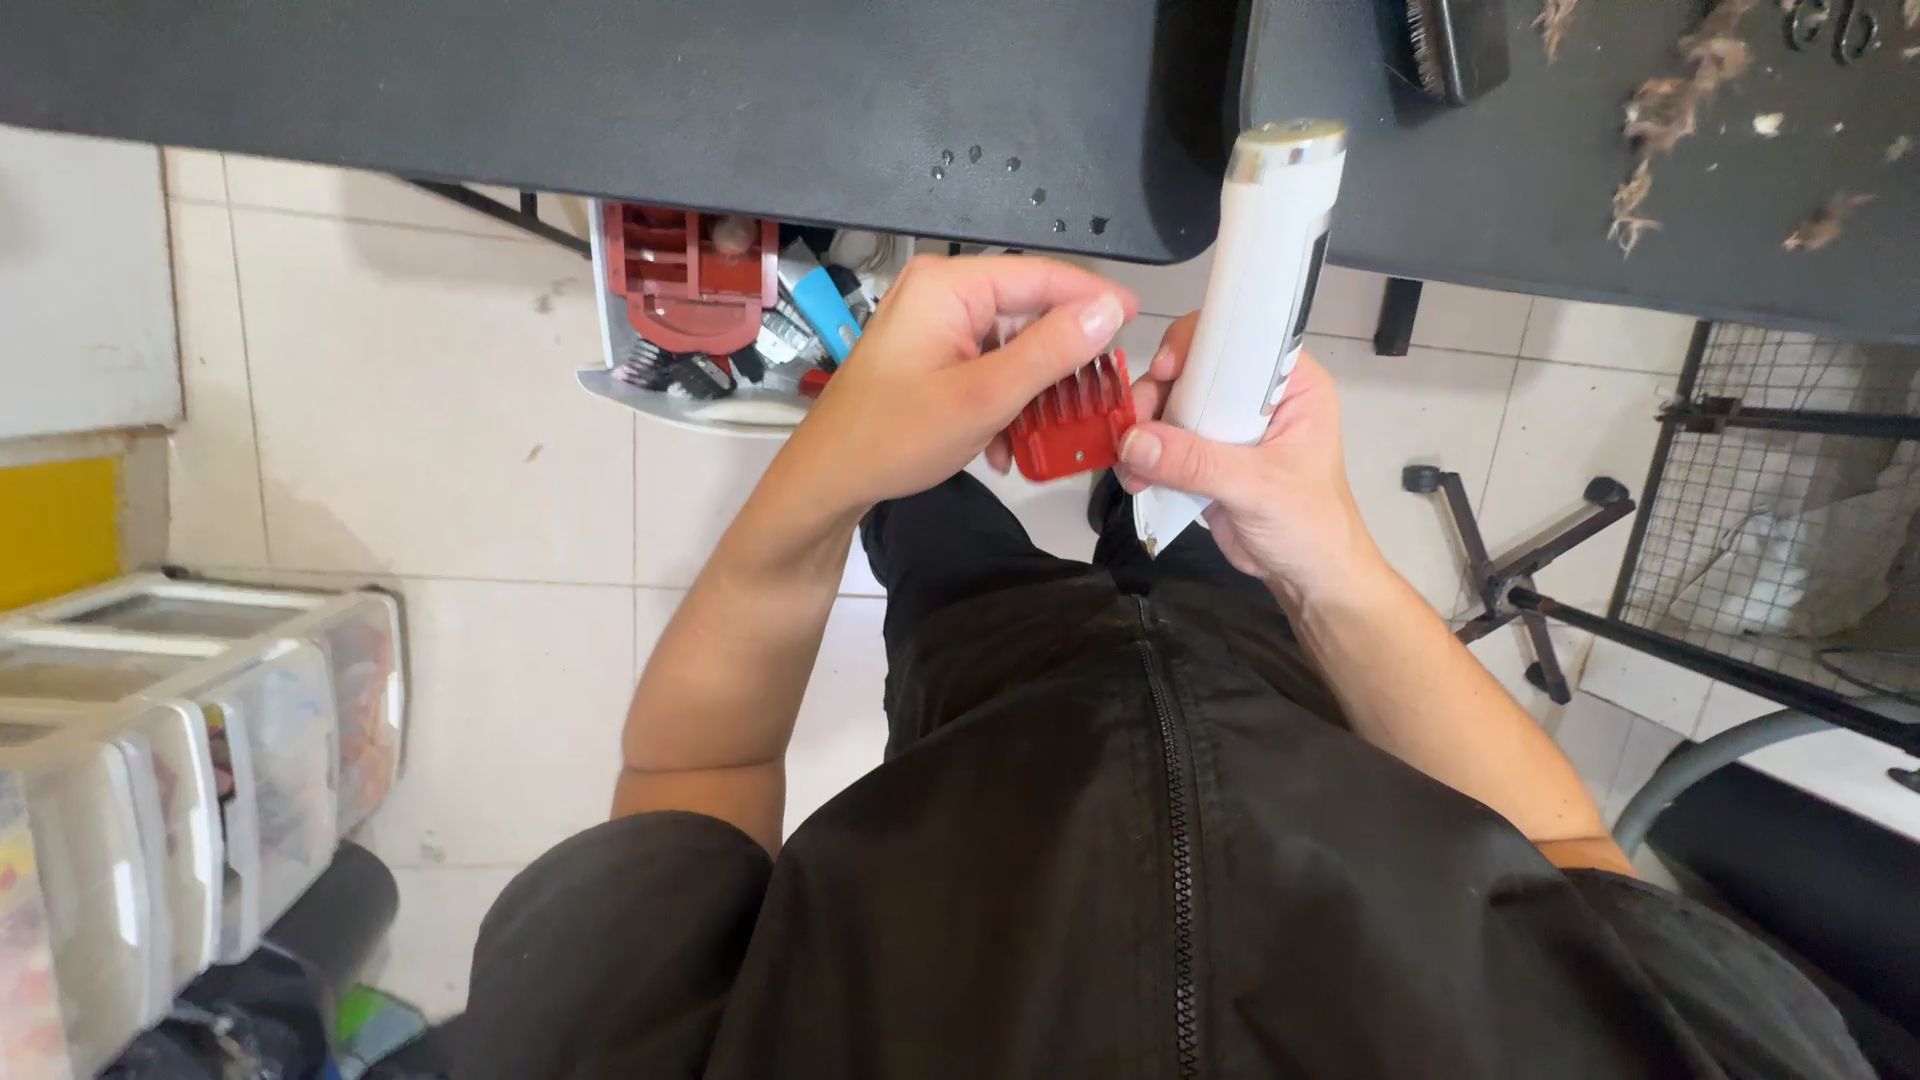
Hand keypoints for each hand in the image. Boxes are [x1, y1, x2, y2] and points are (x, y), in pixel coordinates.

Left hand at [778, 254, 1135, 512]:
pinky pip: (980, 365)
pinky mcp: (925, 354)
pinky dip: (999, 399)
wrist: (829, 477)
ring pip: (1005, 345)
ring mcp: (930, 324)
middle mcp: (939, 292)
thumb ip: (1050, 352)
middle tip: (1096, 392)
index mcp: (950, 285)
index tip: (1135, 322)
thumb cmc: (898, 436)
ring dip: (1028, 391)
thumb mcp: (985, 397)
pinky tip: (1002, 444)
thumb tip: (1107, 312)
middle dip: (1058, 359)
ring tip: (1049, 430)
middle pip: (1023, 311)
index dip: (1092, 298)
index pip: (1039, 276)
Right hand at [1116, 314, 1385, 607]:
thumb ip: (1197, 463)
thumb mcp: (1258, 487)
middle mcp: (1254, 397)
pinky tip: (1133, 480)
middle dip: (1155, 397)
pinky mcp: (1202, 459)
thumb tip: (1133, 442)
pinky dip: (1143, 459)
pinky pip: (1163, 445)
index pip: (1238, 339)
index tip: (1165, 371)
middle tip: (1132, 429)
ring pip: (1169, 408)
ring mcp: (1225, 428)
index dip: (1196, 344)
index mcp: (1288, 384)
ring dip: (1142, 433)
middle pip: (1191, 372)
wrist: (1307, 577)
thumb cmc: (1309, 525)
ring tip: (1129, 466)